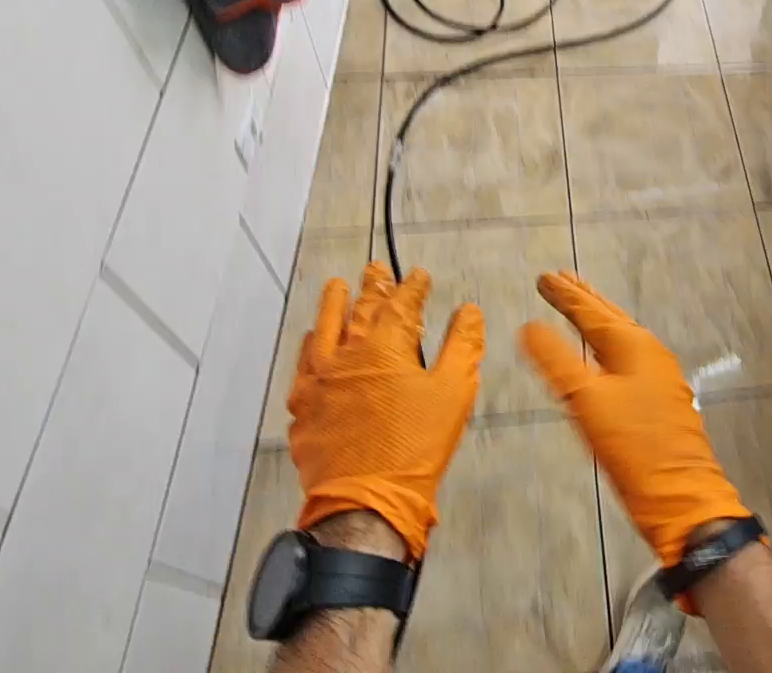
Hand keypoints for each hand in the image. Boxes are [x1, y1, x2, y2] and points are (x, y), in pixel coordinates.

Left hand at [287, 262, 483, 560]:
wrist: (366, 503)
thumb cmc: (415, 447)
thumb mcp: (453, 392)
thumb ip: (462, 345)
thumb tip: (469, 312)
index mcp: (384, 346)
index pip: (401, 303)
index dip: (413, 286)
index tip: (419, 275)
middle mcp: (345, 354)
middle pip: (359, 308)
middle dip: (371, 286)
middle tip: (375, 269)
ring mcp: (318, 381)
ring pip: (323, 329)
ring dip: (333, 306)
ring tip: (337, 288)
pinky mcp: (302, 409)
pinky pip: (302, 365)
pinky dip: (310, 346)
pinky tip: (313, 343)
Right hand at [519, 271, 750, 567]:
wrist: (682, 496)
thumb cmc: (633, 448)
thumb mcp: (586, 402)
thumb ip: (556, 362)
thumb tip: (529, 326)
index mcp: (632, 346)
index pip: (590, 312)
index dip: (564, 296)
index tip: (543, 278)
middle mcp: (648, 351)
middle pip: (609, 317)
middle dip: (583, 298)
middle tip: (560, 278)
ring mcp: (658, 374)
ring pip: (620, 335)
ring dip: (597, 317)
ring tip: (579, 303)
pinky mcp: (660, 397)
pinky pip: (626, 355)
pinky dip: (607, 343)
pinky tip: (602, 354)